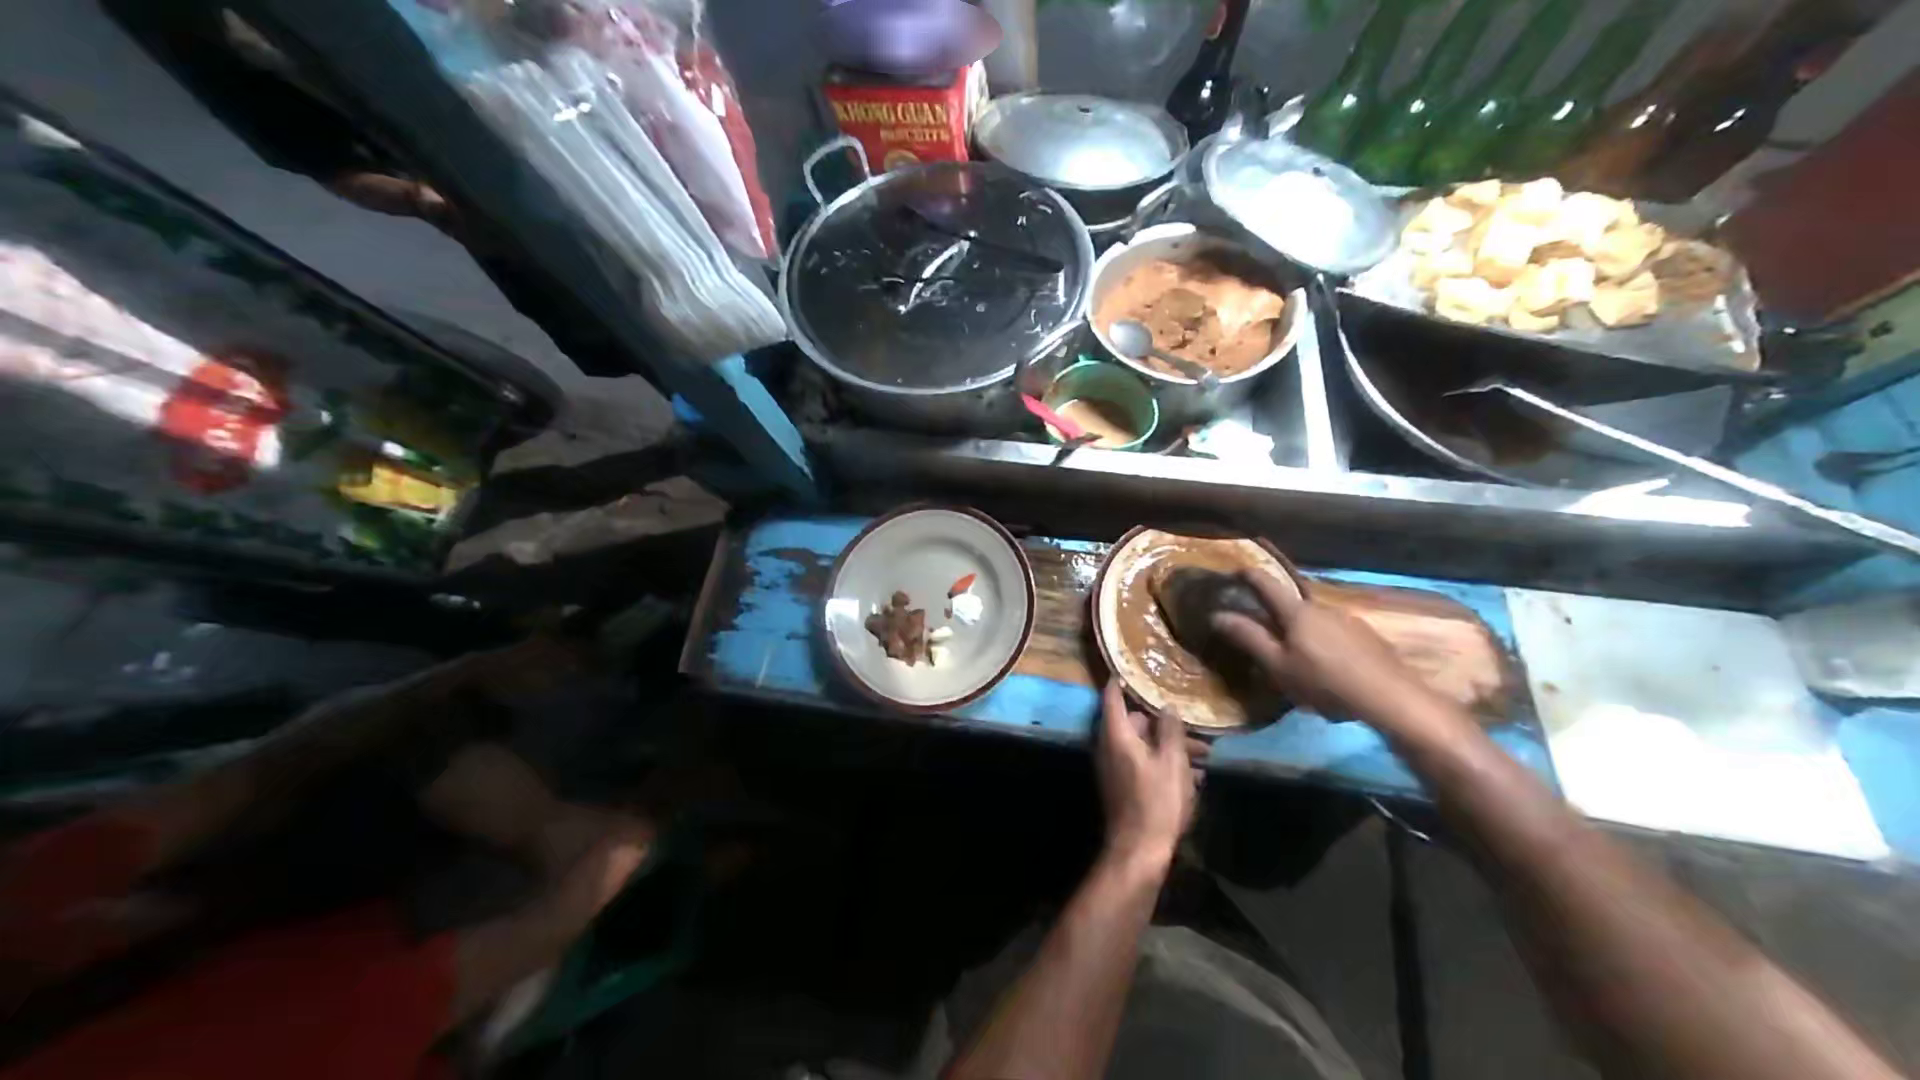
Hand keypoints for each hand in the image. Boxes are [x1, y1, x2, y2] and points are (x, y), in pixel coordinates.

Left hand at [1096, 678, 1203, 867]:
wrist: (1139, 851)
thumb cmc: (1156, 802)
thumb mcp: (1172, 763)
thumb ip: (1171, 731)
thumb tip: (1167, 707)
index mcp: (1116, 736)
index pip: (1113, 697)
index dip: (1122, 680)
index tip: (1134, 666)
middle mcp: (1109, 747)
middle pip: (1135, 723)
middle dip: (1165, 723)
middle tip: (1195, 727)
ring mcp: (1115, 768)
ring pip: (1144, 746)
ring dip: (1171, 748)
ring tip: (1206, 756)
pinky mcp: (1124, 786)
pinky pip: (1144, 765)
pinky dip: (1165, 765)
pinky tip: (1195, 778)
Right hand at [1210, 572, 1425, 723]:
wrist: (1390, 697)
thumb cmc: (1324, 681)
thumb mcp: (1278, 665)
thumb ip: (1248, 638)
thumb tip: (1217, 614)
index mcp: (1296, 612)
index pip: (1266, 584)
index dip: (1248, 576)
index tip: (1235, 571)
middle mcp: (1322, 608)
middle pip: (1292, 605)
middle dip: (1277, 616)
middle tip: (1266, 635)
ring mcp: (1349, 621)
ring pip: (1316, 621)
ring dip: (1303, 633)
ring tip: (1298, 659)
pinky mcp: (1368, 638)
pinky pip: (1336, 634)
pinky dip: (1324, 644)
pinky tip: (1328, 668)